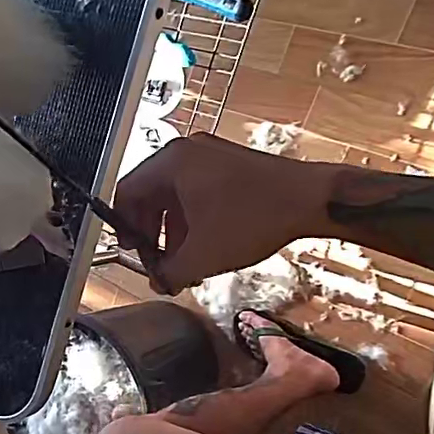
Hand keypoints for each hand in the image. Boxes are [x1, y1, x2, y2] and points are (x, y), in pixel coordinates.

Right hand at [112, 133, 337, 290]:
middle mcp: (188, 152)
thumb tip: (159, 282)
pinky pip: (200, 191)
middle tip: (159, 262)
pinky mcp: (232, 165)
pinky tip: (208, 246)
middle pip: (152, 194)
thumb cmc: (254, 218)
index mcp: (172, 163)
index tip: (134, 252)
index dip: (125, 227)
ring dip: (176, 231)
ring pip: (178, 196)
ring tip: (186, 262)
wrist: (309, 199)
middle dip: (154, 234)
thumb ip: (171, 271)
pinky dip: (196, 219)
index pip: (127, 191)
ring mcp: (212, 155)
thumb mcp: (203, 254)